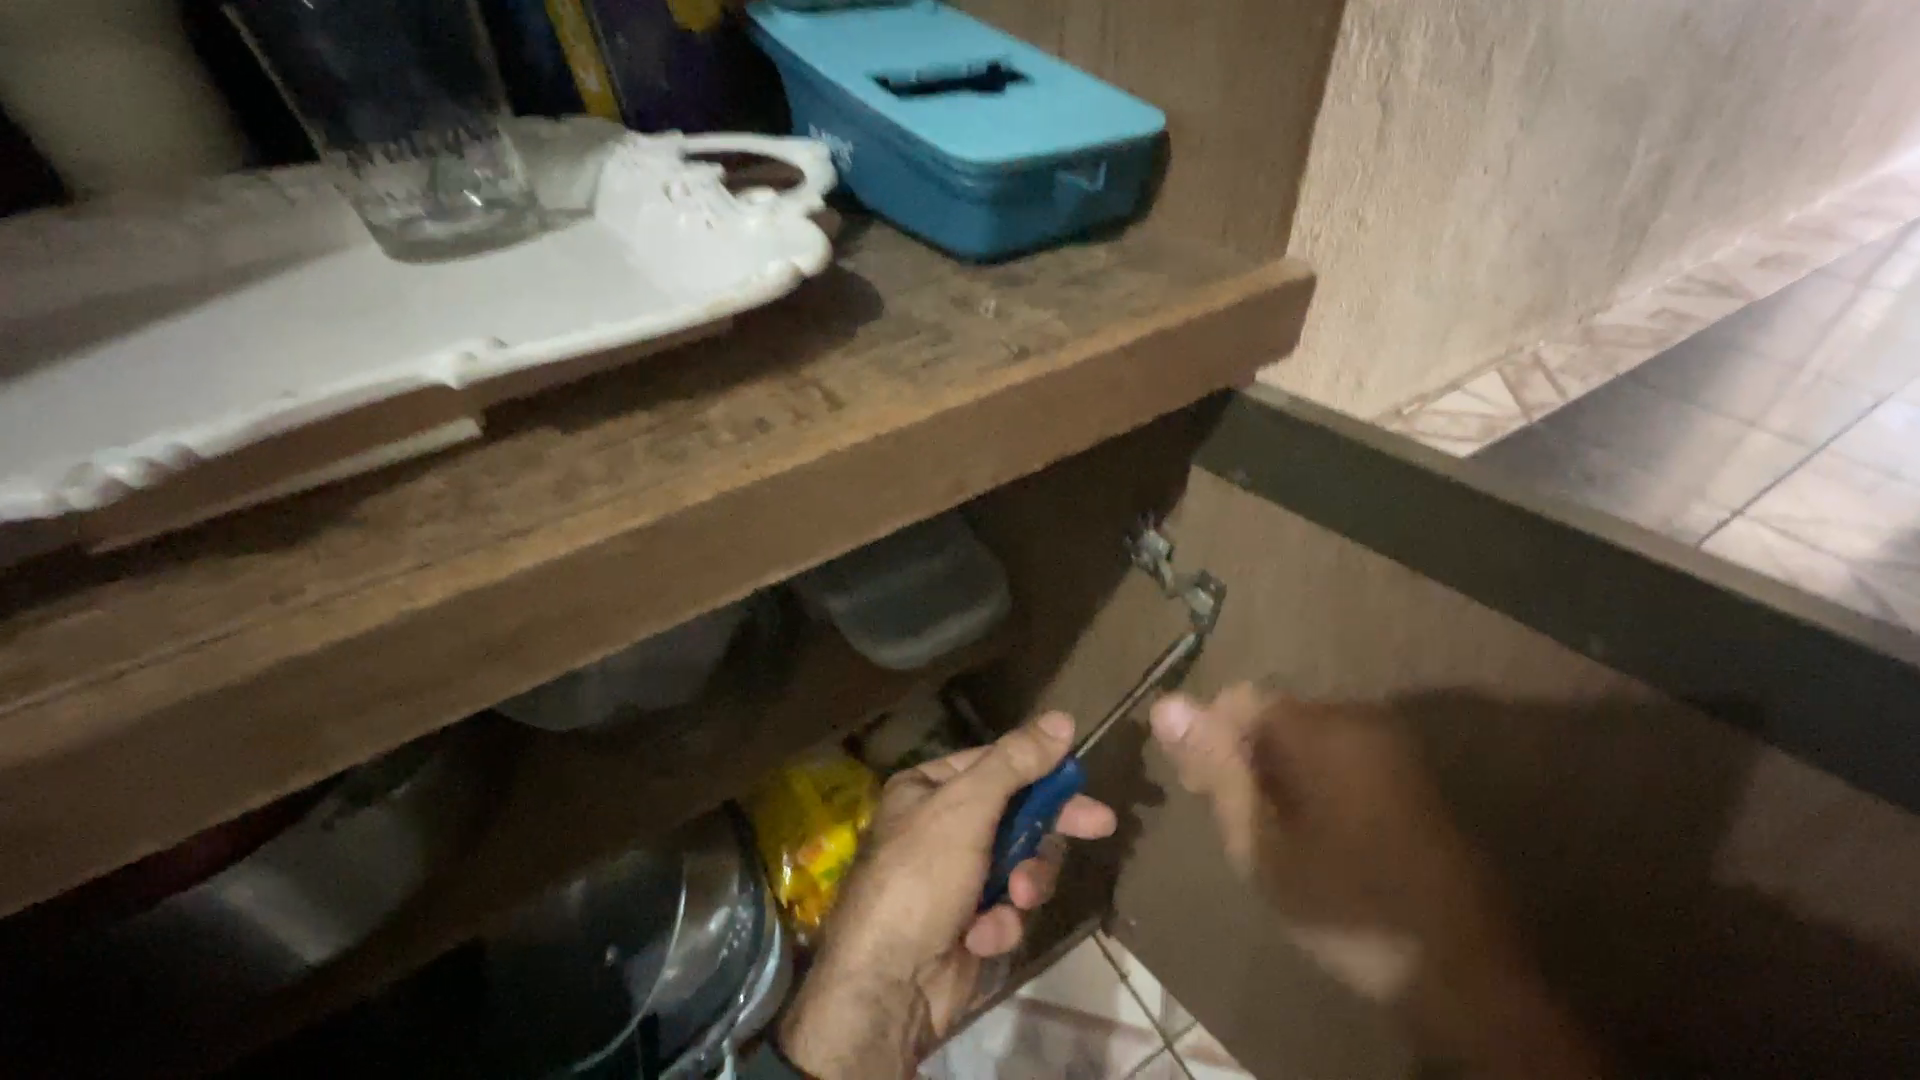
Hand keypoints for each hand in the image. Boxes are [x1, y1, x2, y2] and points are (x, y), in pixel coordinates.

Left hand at [778, 712, 1117, 1079]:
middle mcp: (940, 827)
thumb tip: (1062, 718)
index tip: (1083, 777)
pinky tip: (982, 936)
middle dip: (1046, 831)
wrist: (887, 985)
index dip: (1040, 769)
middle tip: (1100, 825)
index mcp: (927, 790)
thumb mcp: (966, 807)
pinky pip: (1008, 907)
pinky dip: (1001, 922)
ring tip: (1015, 900)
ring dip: (1024, 883)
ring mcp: (956, 876)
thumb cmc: (920, 878)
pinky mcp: (970, 920)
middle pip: (1015, 813)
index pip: (995, 764)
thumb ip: (1015, 763)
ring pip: (1020, 862)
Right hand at [1149, 686, 1607, 1078]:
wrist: (1463, 974)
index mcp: (1321, 730)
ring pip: (1303, 739)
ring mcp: (1390, 749)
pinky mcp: (1408, 778)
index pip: (1238, 700)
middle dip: (1241, 757)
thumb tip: (1165, 703)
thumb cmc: (1345, 908)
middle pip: (1273, 715)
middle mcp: (1359, 721)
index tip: (1200, 793)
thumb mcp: (1260, 844)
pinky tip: (1310, 835)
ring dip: (1273, 773)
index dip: (1208, 739)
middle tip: (1231, 820)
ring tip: (1267, 835)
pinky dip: (1309, 783)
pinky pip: (1337, 758)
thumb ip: (1215, 766)